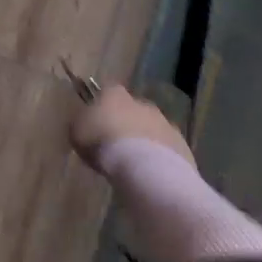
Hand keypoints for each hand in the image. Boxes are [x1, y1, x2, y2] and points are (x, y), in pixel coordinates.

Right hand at [70, 85, 194, 169]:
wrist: (147, 170)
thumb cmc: (103, 144)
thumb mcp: (77, 132)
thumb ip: (83, 123)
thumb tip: (87, 123)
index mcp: (115, 95)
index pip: (108, 90)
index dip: (103, 103)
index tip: (98, 118)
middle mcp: (143, 104)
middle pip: (134, 109)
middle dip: (128, 121)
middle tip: (117, 140)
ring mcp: (167, 125)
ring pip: (154, 128)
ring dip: (146, 139)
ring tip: (136, 159)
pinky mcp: (184, 148)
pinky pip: (168, 148)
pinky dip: (161, 156)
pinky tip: (152, 171)